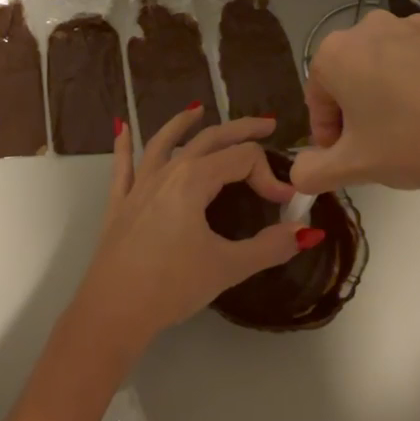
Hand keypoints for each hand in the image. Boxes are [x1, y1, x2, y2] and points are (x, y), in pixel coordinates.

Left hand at [68, 106, 310, 352]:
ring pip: (162, 143)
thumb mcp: (227, 267)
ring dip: (182, 124)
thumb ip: (270, 247)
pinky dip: (124, 145)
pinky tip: (122, 128)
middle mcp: (164, 174)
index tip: (283, 204)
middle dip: (239, 129)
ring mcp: (137, 187)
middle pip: (206, 140)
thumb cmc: (171, 286)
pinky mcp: (119, 205)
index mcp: (193, 180)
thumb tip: (306, 233)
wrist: (113, 310)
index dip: (269, 176)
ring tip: (197, 110)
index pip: (241, 159)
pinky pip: (122, 167)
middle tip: (266, 124)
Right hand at [291, 11, 419, 200]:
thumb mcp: (354, 167)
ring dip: (389, 100)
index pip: (317, 98)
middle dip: (357, 114)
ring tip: (415, 136)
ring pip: (386, 69)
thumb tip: (298, 173)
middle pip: (349, 78)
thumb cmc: (414, 142)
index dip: (328, 134)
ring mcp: (415, 26)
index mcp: (334, 53)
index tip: (348, 160)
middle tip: (380, 150)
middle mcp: (369, 28)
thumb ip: (312, 172)